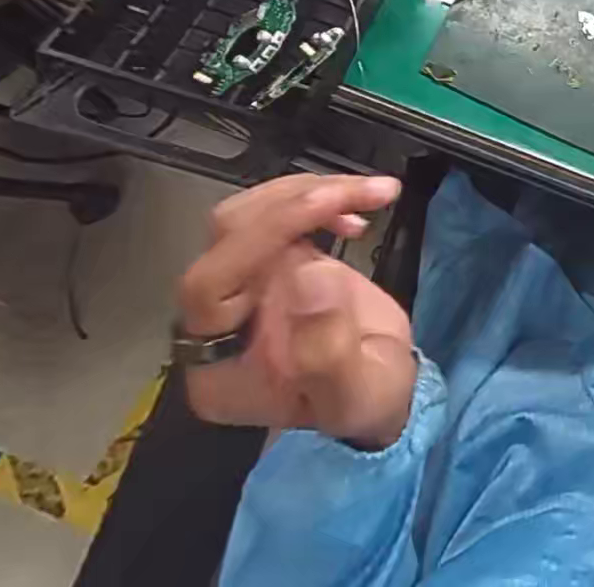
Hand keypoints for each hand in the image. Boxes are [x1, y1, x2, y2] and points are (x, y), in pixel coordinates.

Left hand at [178, 174, 414, 449]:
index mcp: (218, 365)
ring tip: (371, 193)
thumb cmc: (366, 401)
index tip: (326, 208)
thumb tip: (308, 275)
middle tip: (361, 193)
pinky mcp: (271, 258)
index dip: (260, 238)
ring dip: (311, 191)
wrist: (382, 388)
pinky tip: (355, 208)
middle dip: (295, 203)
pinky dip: (319, 197)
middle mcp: (218, 317)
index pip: (210, 287)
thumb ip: (328, 349)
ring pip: (253, 211)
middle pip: (229, 234)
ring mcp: (243, 282)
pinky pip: (279, 211)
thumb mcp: (356, 394)